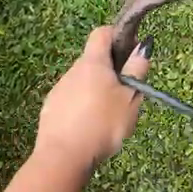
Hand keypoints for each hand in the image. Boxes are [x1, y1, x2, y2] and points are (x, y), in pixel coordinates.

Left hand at [35, 28, 150, 171]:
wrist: (62, 158)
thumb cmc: (102, 124)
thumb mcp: (130, 97)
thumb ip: (137, 69)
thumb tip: (143, 45)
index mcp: (93, 63)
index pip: (101, 33)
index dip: (117, 35)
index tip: (131, 52)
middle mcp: (72, 71)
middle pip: (93, 60)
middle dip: (110, 70)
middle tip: (125, 92)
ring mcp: (58, 91)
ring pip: (82, 81)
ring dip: (96, 89)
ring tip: (109, 115)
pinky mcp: (50, 110)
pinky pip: (71, 100)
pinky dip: (82, 106)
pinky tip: (90, 126)